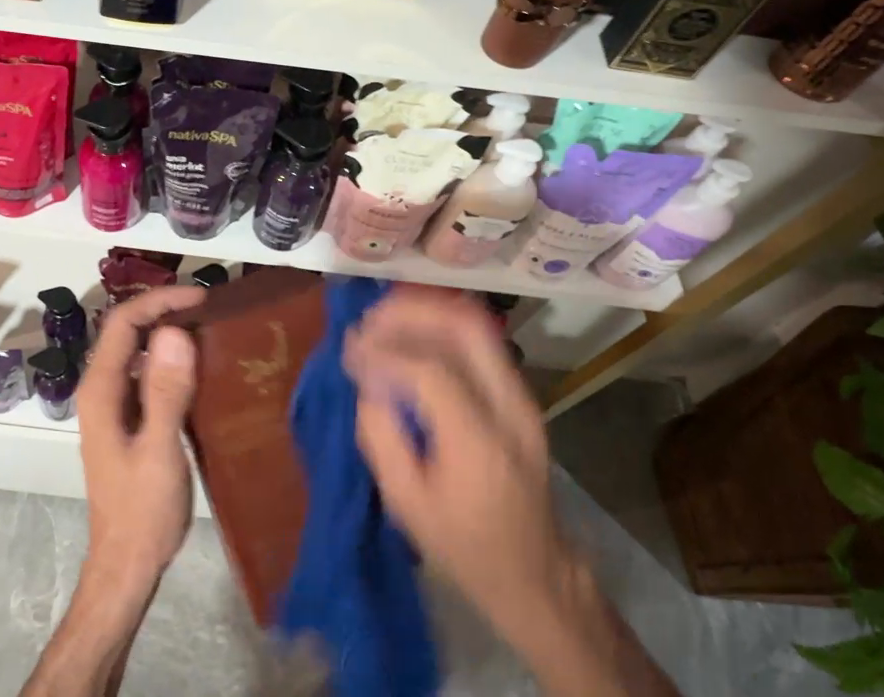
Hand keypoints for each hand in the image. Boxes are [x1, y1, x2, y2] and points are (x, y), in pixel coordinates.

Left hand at [74, 284, 206, 598]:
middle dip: (164, 310)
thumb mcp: (159, 451)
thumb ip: (165, 392)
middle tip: (212, 307)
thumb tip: (174, 332)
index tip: (202, 296)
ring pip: (137, 351)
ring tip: (212, 327)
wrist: (127, 562)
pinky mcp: (129, 420)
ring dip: (168, 333)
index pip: (122, 323)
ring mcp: (114, 405)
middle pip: (127, 331)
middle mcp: (101, 390)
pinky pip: (147, 375)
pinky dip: (171, 360)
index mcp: (100, 390)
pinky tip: (201, 367)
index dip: (158, 301)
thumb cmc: (142, 510)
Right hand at [344, 287, 568, 636]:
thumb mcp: (407, 503)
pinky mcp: (520, 397)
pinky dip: (442, 327)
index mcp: (480, 442)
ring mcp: (522, 398)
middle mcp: (510, 407)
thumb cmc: (463, 545)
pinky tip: (410, 334)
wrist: (534, 572)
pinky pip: (481, 342)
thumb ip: (381, 437)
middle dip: (410, 312)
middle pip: (465, 327)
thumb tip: (368, 382)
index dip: (384, 351)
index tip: (350, 350)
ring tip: (384, 319)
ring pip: (477, 326)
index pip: (430, 370)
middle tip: (368, 319)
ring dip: (427, 313)